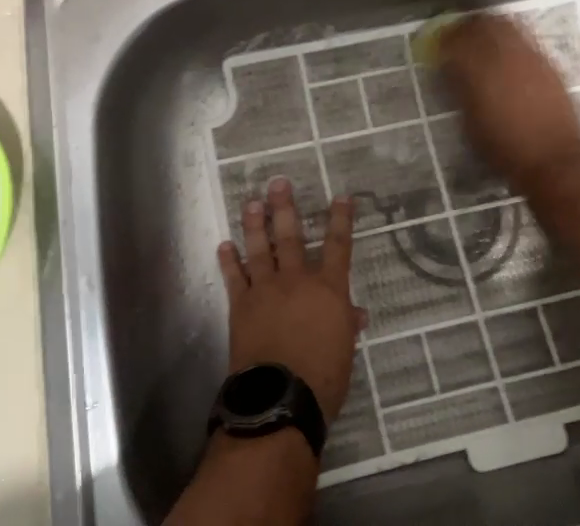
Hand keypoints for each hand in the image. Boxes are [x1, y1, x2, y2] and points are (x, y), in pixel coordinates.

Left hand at [217, 178, 363, 422]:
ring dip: (254, 224)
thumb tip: (355, 314)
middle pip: (291, 236)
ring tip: (251, 202)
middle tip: (278, 182)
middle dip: (285, 208)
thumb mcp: (344, 351)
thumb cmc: (323, 378)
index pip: (339, 246)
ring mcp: (265, 290)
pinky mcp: (241, 306)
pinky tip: (224, 245)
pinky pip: (234, 277)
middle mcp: (297, 281)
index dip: (341, 219)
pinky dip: (229, 261)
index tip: (341, 196)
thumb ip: (346, 326)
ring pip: (260, 249)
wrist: (280, 396)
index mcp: (329, 290)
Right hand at [436, 14, 579, 182]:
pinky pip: (524, 37)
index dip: (445, 39)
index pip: (456, 39)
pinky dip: (510, 37)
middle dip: (467, 27)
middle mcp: (505, 56)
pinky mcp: (547, 62)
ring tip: (482, 38)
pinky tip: (507, 52)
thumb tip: (451, 70)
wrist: (554, 159)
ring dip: (489, 27)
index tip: (439, 45)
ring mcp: (530, 56)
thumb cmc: (505, 149)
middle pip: (482, 23)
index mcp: (480, 71)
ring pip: (506, 25)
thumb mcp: (470, 123)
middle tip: (458, 37)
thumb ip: (459, 90)